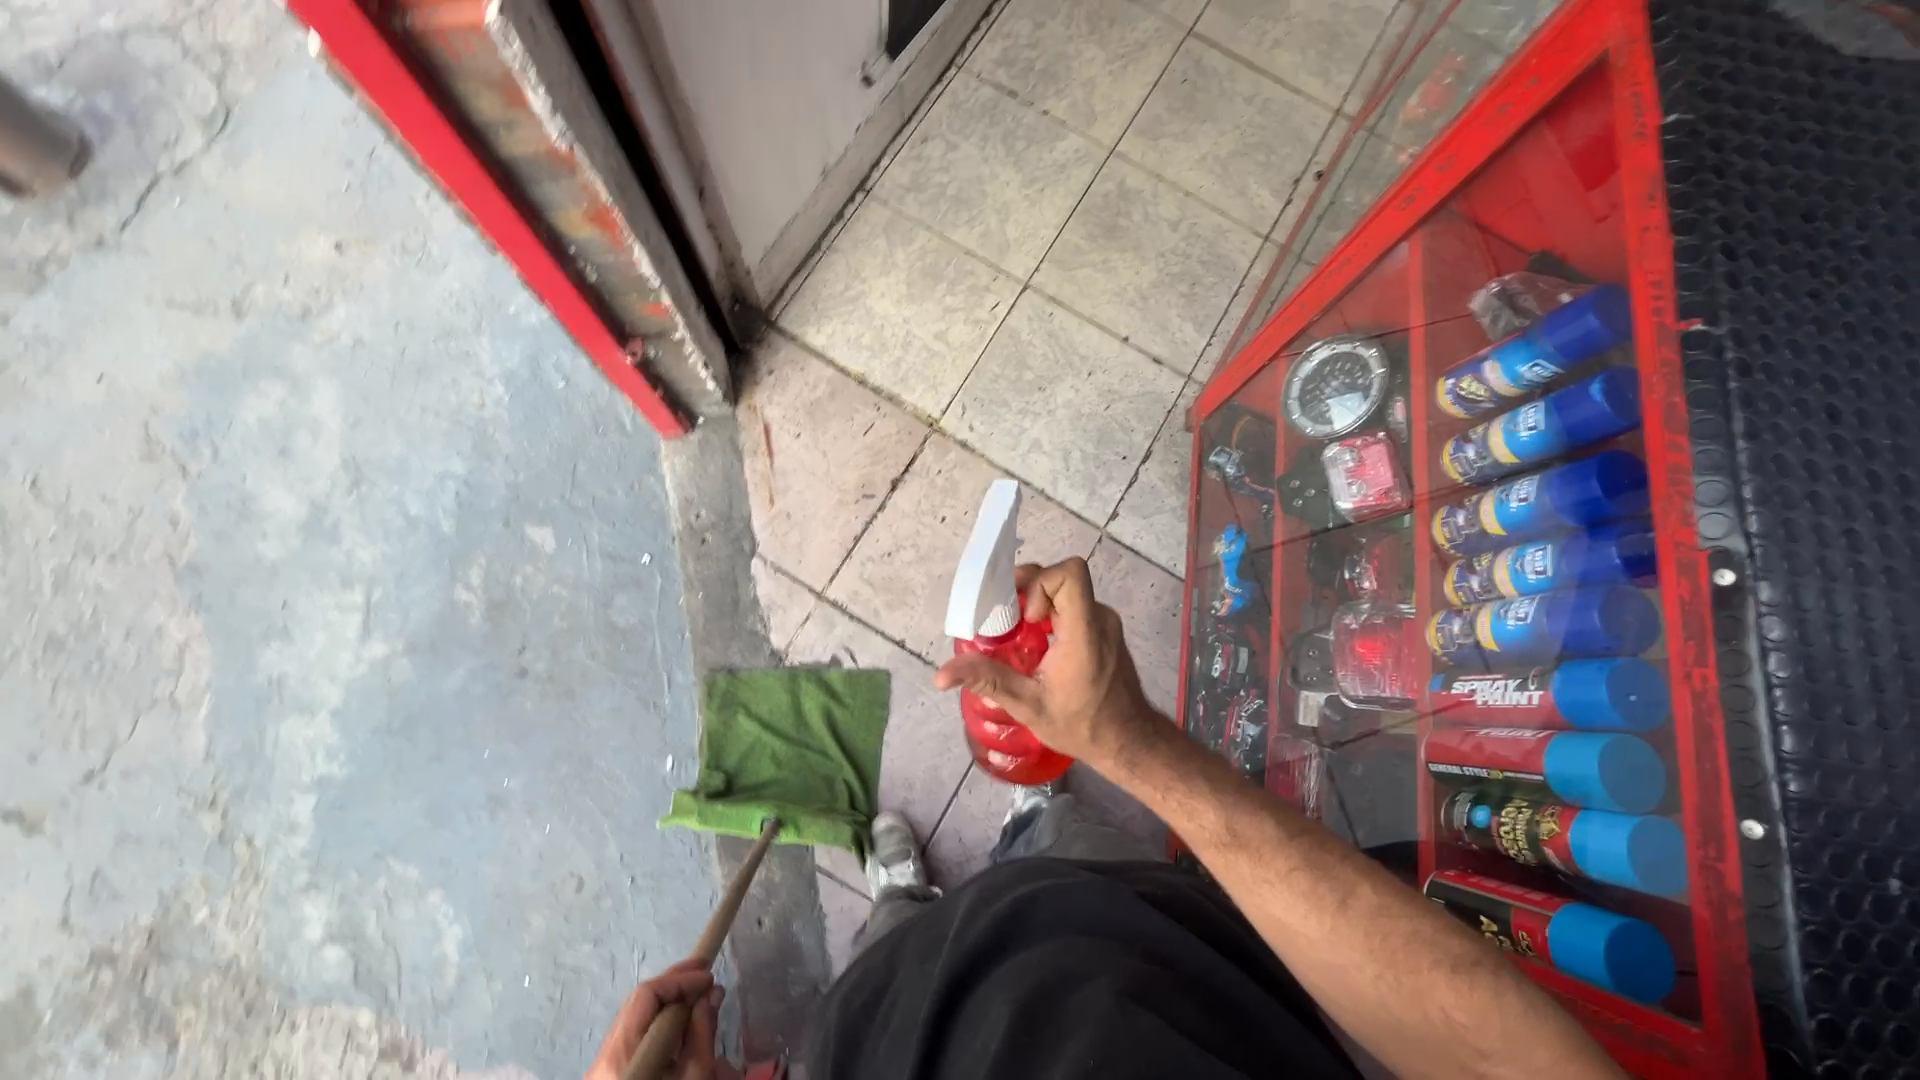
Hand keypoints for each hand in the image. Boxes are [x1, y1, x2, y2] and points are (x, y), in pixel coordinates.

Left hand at [584, 959, 730, 1079]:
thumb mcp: (696, 1077)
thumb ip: (702, 1032)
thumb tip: (711, 993)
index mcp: (623, 1058)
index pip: (647, 996)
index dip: (680, 979)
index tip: (710, 975)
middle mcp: (603, 1057)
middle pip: (636, 1003)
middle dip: (674, 983)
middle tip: (706, 971)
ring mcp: (600, 1068)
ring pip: (633, 1019)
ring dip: (667, 1001)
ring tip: (697, 991)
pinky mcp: (606, 1076)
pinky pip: (632, 1036)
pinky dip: (657, 1022)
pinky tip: (680, 1020)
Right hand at [934, 557, 1156, 768]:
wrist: (1128, 742)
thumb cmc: (1081, 725)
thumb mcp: (1028, 706)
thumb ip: (988, 680)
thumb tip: (942, 673)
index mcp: (1084, 632)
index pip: (1069, 574)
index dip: (1040, 584)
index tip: (1026, 619)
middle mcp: (1100, 618)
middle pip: (1063, 578)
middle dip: (1030, 593)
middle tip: (1009, 623)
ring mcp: (1106, 623)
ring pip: (1068, 592)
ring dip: (1040, 606)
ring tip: (1020, 638)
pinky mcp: (1106, 631)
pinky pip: (1076, 607)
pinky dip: (1053, 617)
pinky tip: (1039, 648)